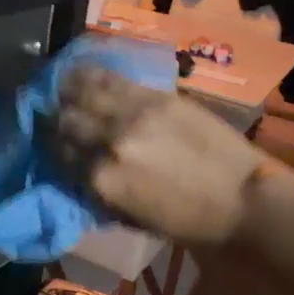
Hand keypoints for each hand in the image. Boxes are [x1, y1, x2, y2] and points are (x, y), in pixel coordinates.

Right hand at [55, 66, 273, 245]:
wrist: (244, 199)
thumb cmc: (191, 223)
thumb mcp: (134, 219)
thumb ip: (100, 194)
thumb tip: (78, 173)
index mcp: (102, 182)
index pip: (59, 156)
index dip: (51, 148)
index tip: (49, 143)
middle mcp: (109, 143)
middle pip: (66, 121)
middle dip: (56, 119)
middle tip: (52, 115)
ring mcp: (133, 115)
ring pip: (84, 93)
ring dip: (67, 91)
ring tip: (61, 87)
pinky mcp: (156, 97)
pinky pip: (113, 79)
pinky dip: (91, 75)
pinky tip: (80, 71)